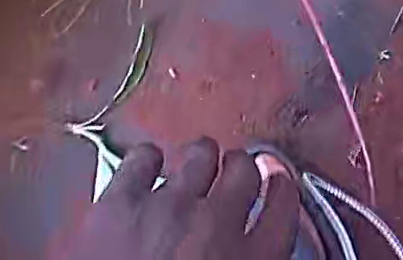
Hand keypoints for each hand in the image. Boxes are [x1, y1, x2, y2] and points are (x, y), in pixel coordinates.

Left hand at [53, 139, 300, 259]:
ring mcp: (166, 208)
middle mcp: (216, 226)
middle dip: (238, 170)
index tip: (275, 185)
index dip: (281, 189)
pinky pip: (144, 157)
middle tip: (228, 180)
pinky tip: (144, 177)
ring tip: (188, 176)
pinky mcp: (118, 204)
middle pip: (244, 168)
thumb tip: (258, 255)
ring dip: (198, 163)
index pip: (284, 204)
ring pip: (199, 153)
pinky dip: (147, 164)